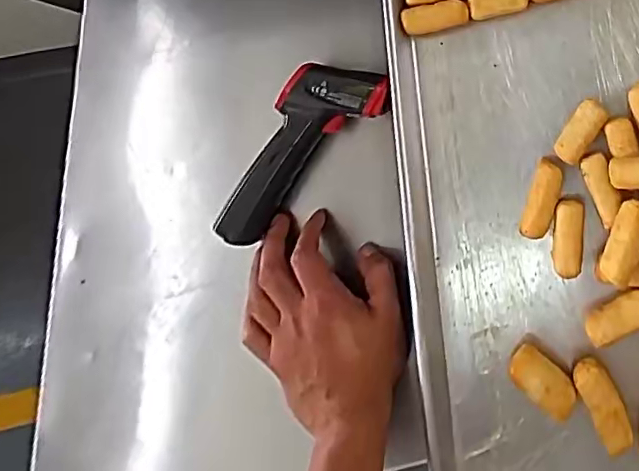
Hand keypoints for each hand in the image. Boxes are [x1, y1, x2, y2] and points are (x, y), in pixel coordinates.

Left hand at [243, 210, 404, 452]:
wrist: (350, 417)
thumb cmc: (369, 373)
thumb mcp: (389, 315)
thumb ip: (380, 277)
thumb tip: (369, 254)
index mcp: (324, 303)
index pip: (306, 255)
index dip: (309, 230)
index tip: (316, 221)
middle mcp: (297, 319)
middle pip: (271, 270)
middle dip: (272, 240)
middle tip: (279, 225)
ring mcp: (282, 340)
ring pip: (256, 296)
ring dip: (256, 268)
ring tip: (262, 253)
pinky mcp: (276, 360)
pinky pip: (253, 329)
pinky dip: (250, 307)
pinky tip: (253, 301)